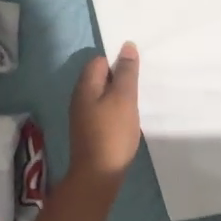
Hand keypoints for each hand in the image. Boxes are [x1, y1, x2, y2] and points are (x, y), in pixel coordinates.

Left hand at [66, 42, 141, 192]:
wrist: (98, 175)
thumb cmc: (112, 133)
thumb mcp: (124, 98)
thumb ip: (126, 72)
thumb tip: (126, 46)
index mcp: (85, 86)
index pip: (99, 61)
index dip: (118, 62)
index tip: (137, 71)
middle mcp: (79, 98)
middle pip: (100, 78)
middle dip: (120, 78)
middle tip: (141, 86)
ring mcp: (83, 116)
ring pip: (103, 96)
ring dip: (119, 96)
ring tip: (138, 103)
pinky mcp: (89, 131)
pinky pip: (103, 111)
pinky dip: (116, 111)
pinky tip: (128, 120)